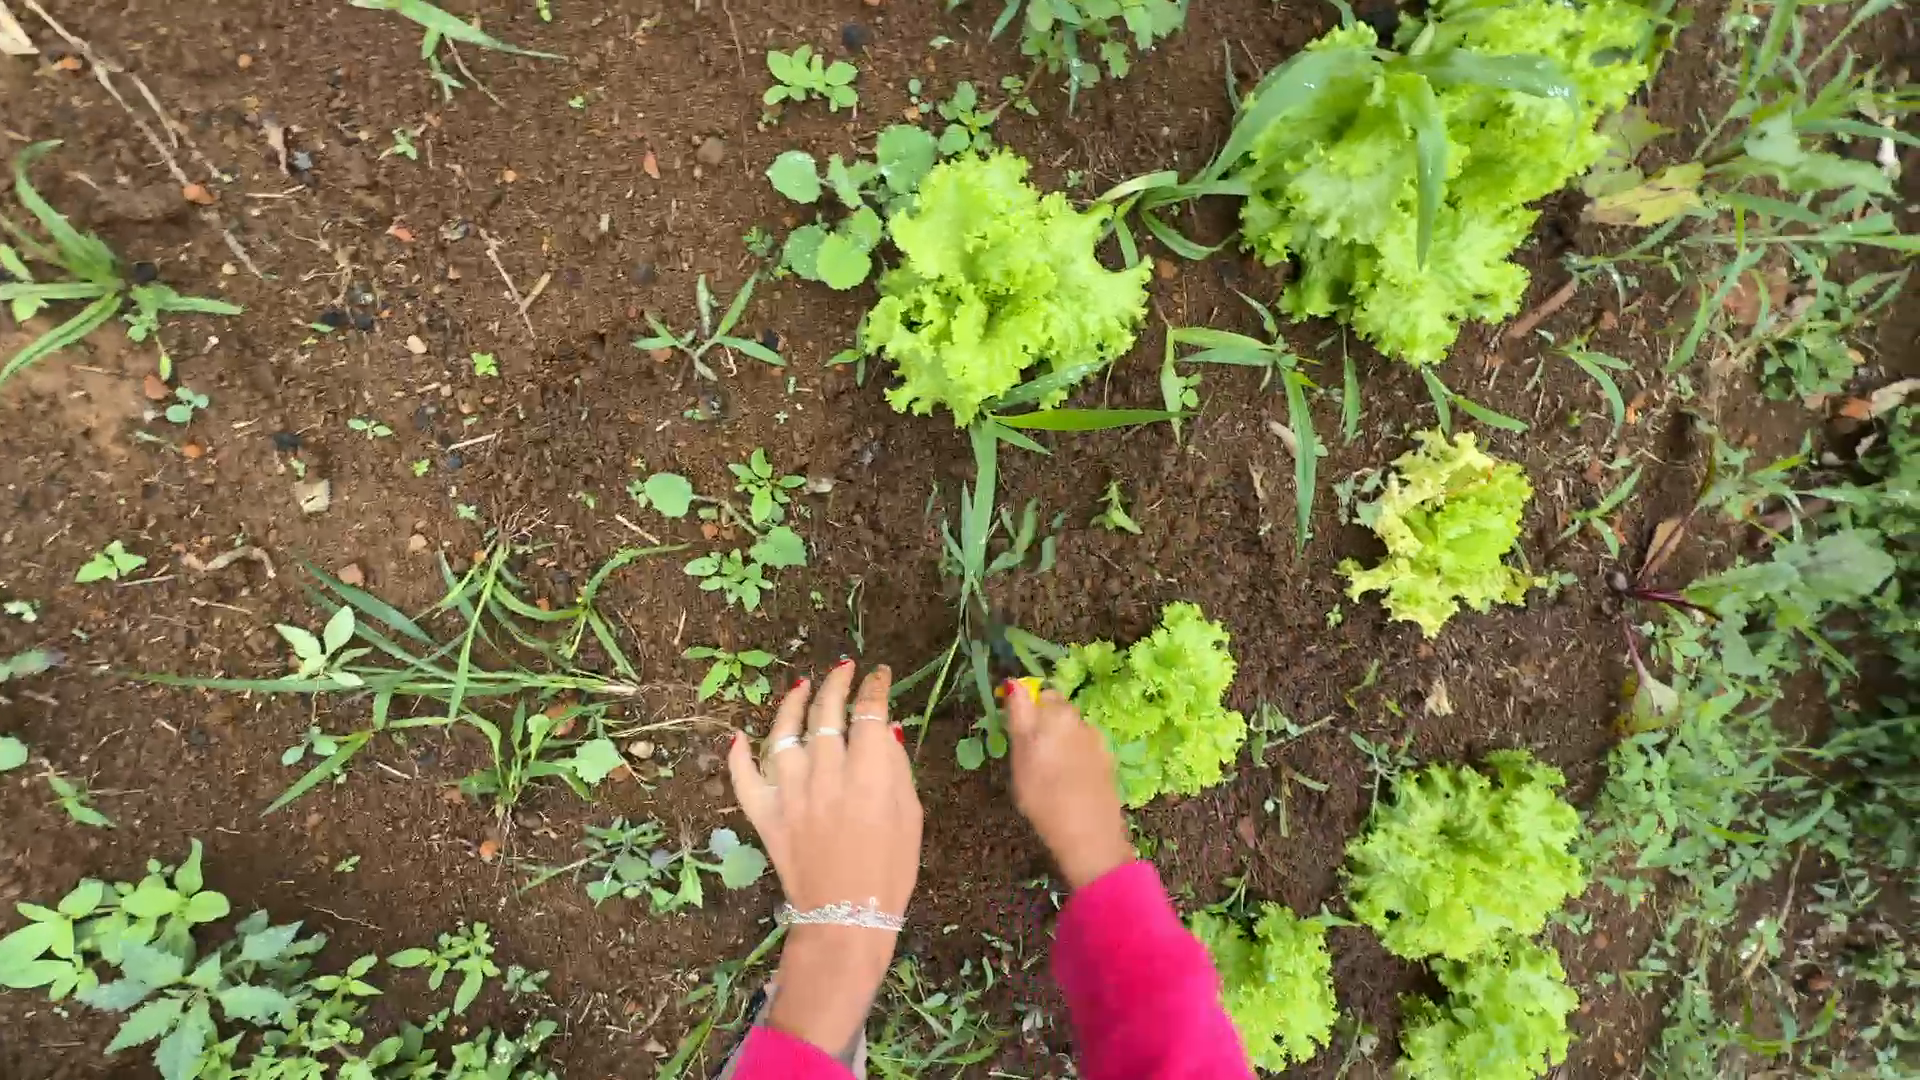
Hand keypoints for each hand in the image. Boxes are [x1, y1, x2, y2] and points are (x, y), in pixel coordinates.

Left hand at [727, 662, 921, 1055]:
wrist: (845, 920)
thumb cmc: (890, 869)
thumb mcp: (911, 815)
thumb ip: (897, 767)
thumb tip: (885, 728)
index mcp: (868, 774)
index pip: (869, 711)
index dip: (875, 686)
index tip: (879, 674)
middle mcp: (826, 774)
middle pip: (826, 711)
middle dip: (837, 682)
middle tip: (844, 668)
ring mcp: (790, 793)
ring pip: (783, 733)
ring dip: (792, 704)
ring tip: (801, 685)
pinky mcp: (766, 815)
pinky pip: (744, 779)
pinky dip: (738, 757)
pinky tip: (739, 736)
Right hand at [1005, 683, 1133, 889]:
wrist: (1090, 834)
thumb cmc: (1044, 798)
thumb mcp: (1020, 758)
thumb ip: (1018, 716)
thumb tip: (1014, 683)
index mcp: (1053, 714)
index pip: (1034, 693)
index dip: (1023, 705)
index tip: (1015, 726)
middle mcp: (1076, 718)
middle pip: (1054, 706)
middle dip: (1042, 719)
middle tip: (1030, 750)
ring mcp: (1095, 737)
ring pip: (1070, 725)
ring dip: (1060, 735)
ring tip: (1051, 769)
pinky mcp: (1108, 756)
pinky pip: (1084, 744)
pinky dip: (1075, 752)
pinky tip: (1070, 778)